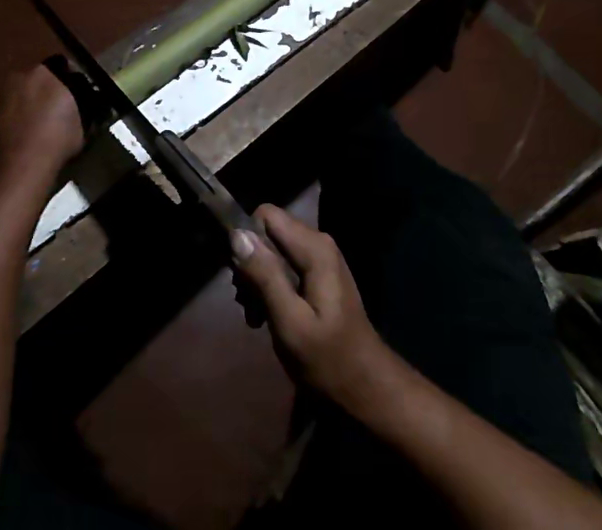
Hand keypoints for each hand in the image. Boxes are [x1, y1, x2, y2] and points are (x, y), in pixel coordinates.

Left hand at [0, 65, 84, 188]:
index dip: (65, 80)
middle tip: (49, 110)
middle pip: (32, 79)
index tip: (69, 95)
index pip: (59, 66)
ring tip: (29, 126)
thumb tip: (80, 106)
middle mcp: (18, 76)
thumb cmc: (57, 141)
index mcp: (44, 72)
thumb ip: (78, 107)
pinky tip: (14, 136)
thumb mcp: (81, 124)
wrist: (21, 167)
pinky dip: (5, 119)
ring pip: (13, 94)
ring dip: (21, 104)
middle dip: (40, 90)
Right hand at [231, 204, 392, 405]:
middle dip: (250, 265)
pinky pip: (282, 267)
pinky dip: (268, 289)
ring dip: (256, 281)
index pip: (267, 215)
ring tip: (255, 316)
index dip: (247, 240)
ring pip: (271, 252)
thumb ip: (265, 276)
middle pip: (268, 233)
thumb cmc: (327, 359)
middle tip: (247, 304)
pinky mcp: (317, 275)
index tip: (240, 278)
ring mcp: (319, 259)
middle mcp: (318, 243)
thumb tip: (237, 235)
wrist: (364, 387)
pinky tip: (264, 317)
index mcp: (314, 248)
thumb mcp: (290, 321)